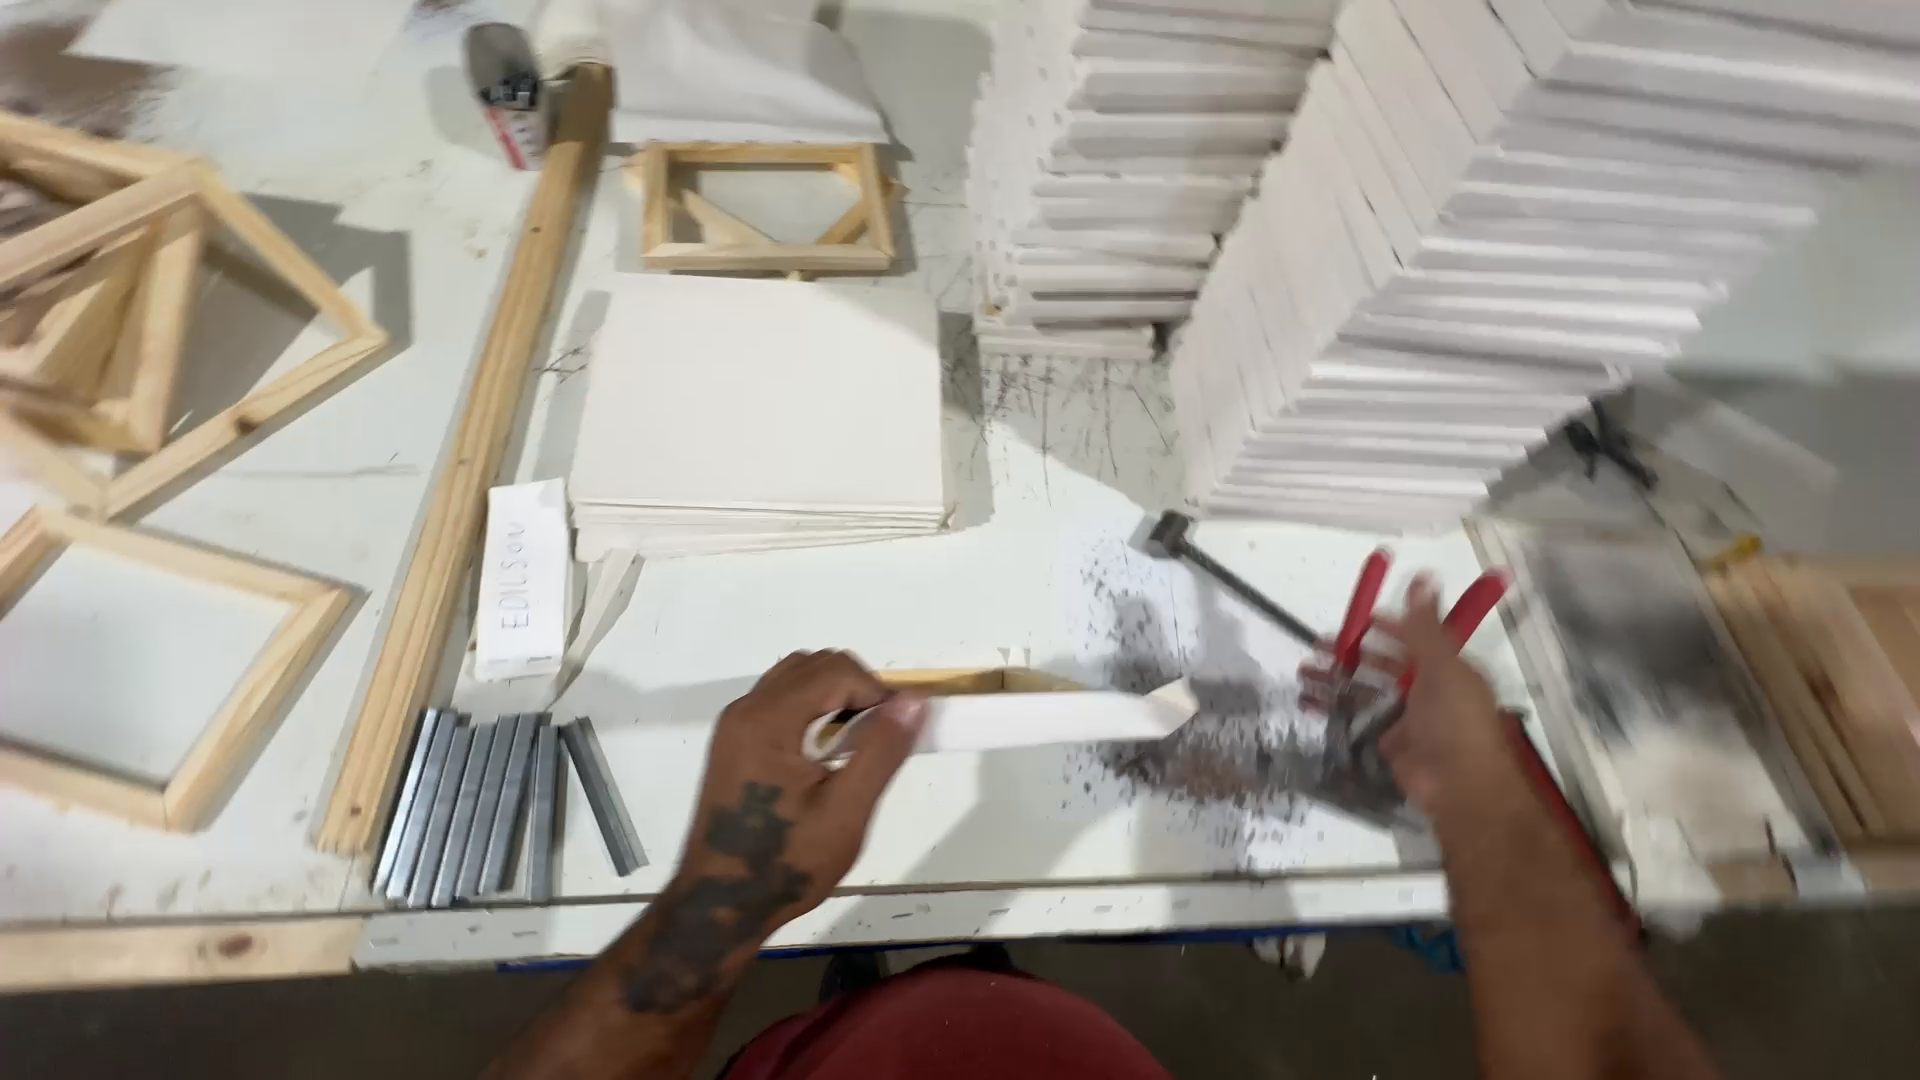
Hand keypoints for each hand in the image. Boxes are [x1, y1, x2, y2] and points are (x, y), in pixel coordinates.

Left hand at [624, 651, 924, 1013]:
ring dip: (834, 695)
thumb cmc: (786, 864)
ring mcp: (736, 724)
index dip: (874, 691)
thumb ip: (881, 750)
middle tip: (876, 738)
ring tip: (852, 744)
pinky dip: (812, 707)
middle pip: (815, 664)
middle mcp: (746, 710)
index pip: (835, 670)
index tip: (892, 733)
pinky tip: (823, 754)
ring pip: (797, 676)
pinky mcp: (735, 740)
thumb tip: (914, 701)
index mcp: (767, 720)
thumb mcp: (846, 812)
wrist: (720, 906)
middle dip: (856, 688)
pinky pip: (781, 699)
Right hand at [1301, 577, 1516, 817]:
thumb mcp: (1441, 667)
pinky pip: (1354, 717)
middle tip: (1316, 645)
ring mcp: (1405, 716)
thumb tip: (1423, 576)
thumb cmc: (1454, 721)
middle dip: (1350, 653)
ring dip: (1334, 678)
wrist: (1458, 785)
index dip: (1387, 627)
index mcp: (1446, 669)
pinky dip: (1330, 708)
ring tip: (1303, 671)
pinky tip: (1306, 701)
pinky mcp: (1386, 740)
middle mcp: (1426, 689)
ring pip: (1363, 688)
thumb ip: (1424, 626)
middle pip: (1381, 663)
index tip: (1358, 619)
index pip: (1414, 640)